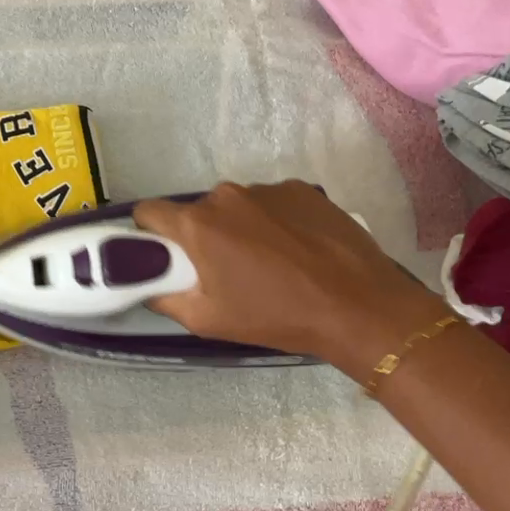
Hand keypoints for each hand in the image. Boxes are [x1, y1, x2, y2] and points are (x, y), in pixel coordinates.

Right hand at [132, 181, 445, 371]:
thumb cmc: (276, 316)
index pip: (148, 212)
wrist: (361, 309)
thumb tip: (149, 284)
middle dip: (201, 235)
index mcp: (197, 224)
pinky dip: (273, 221)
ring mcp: (267, 189)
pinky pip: (271, 202)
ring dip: (239, 227)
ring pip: (234, 206)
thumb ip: (164, 298)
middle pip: (195, 211)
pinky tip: (295, 248)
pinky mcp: (302, 190)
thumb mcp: (206, 321)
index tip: (163, 254)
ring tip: (267, 260)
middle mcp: (225, 196)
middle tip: (222, 268)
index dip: (149, 233)